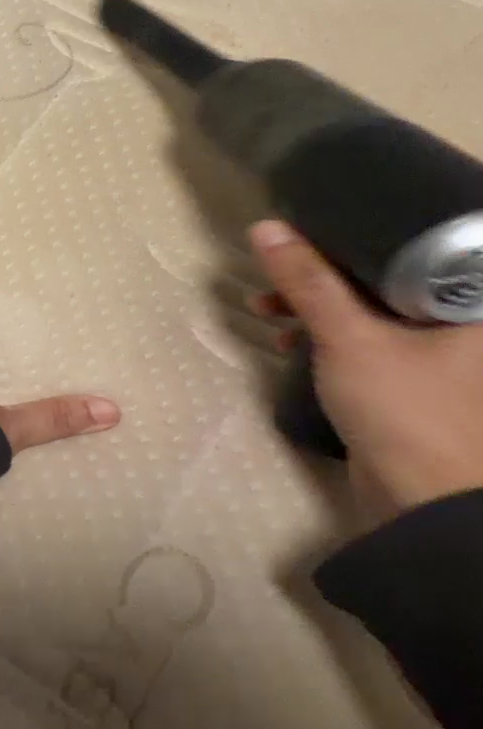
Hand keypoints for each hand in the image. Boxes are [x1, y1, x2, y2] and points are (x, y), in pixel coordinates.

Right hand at [250, 220, 482, 518]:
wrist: (434, 501)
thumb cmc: (410, 409)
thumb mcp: (348, 338)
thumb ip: (309, 283)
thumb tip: (268, 228)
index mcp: (479, 306)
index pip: (430, 245)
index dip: (366, 232)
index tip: (316, 228)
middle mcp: (474, 325)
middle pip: (395, 277)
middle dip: (327, 275)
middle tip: (278, 272)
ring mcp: (454, 357)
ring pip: (378, 310)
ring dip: (320, 307)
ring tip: (267, 311)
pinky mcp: (427, 383)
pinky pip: (376, 340)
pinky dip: (334, 336)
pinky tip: (291, 344)